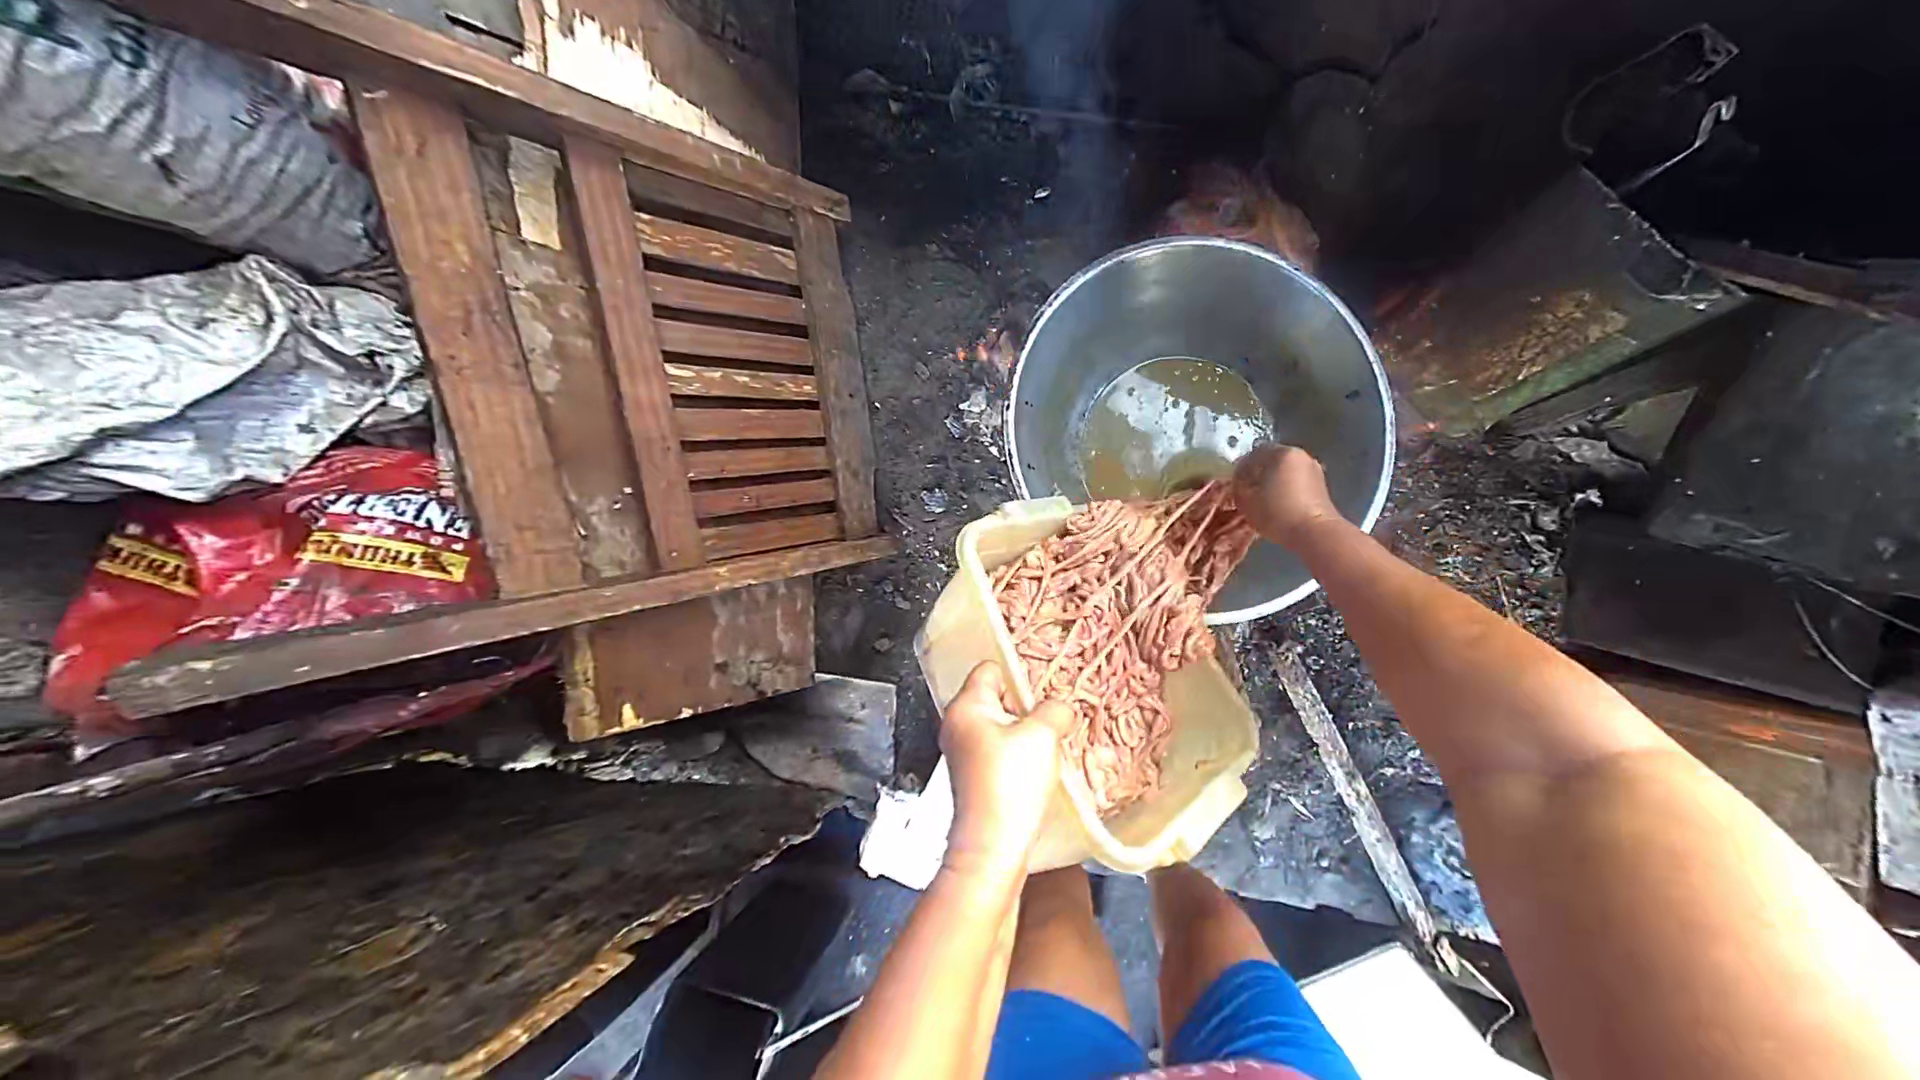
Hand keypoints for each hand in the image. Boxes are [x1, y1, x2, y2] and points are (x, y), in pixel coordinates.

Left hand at [940, 662, 1073, 877]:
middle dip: (1026, 706)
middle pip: (996, 696)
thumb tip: (1061, 708)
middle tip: (1050, 720)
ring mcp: (963, 751)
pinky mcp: (973, 774)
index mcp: (966, 706)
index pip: (989, 669)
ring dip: (1026, 732)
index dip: (1018, 674)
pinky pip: (999, 749)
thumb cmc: (1010, 786)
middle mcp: (957, 725)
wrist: (992, 847)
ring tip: (1048, 746)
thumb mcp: (1042, 736)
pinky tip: (1037, 768)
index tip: (1043, 689)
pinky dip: (1019, 753)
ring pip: (1001, 725)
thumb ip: (1054, 710)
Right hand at [1232, 443, 1340, 546]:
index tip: (1237, 483)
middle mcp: (1300, 456)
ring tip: (1264, 500)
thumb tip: (1241, 477)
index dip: (1242, 468)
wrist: (1314, 533)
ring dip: (1273, 481)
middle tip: (1248, 491)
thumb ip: (1238, 482)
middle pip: (1272, 460)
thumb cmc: (1276, 513)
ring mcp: (1314, 470)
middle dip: (1259, 473)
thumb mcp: (1245, 499)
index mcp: (1282, 453)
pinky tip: (1280, 505)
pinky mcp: (1321, 485)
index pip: (1254, 453)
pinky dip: (1286, 489)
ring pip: (1285, 471)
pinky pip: (1296, 481)